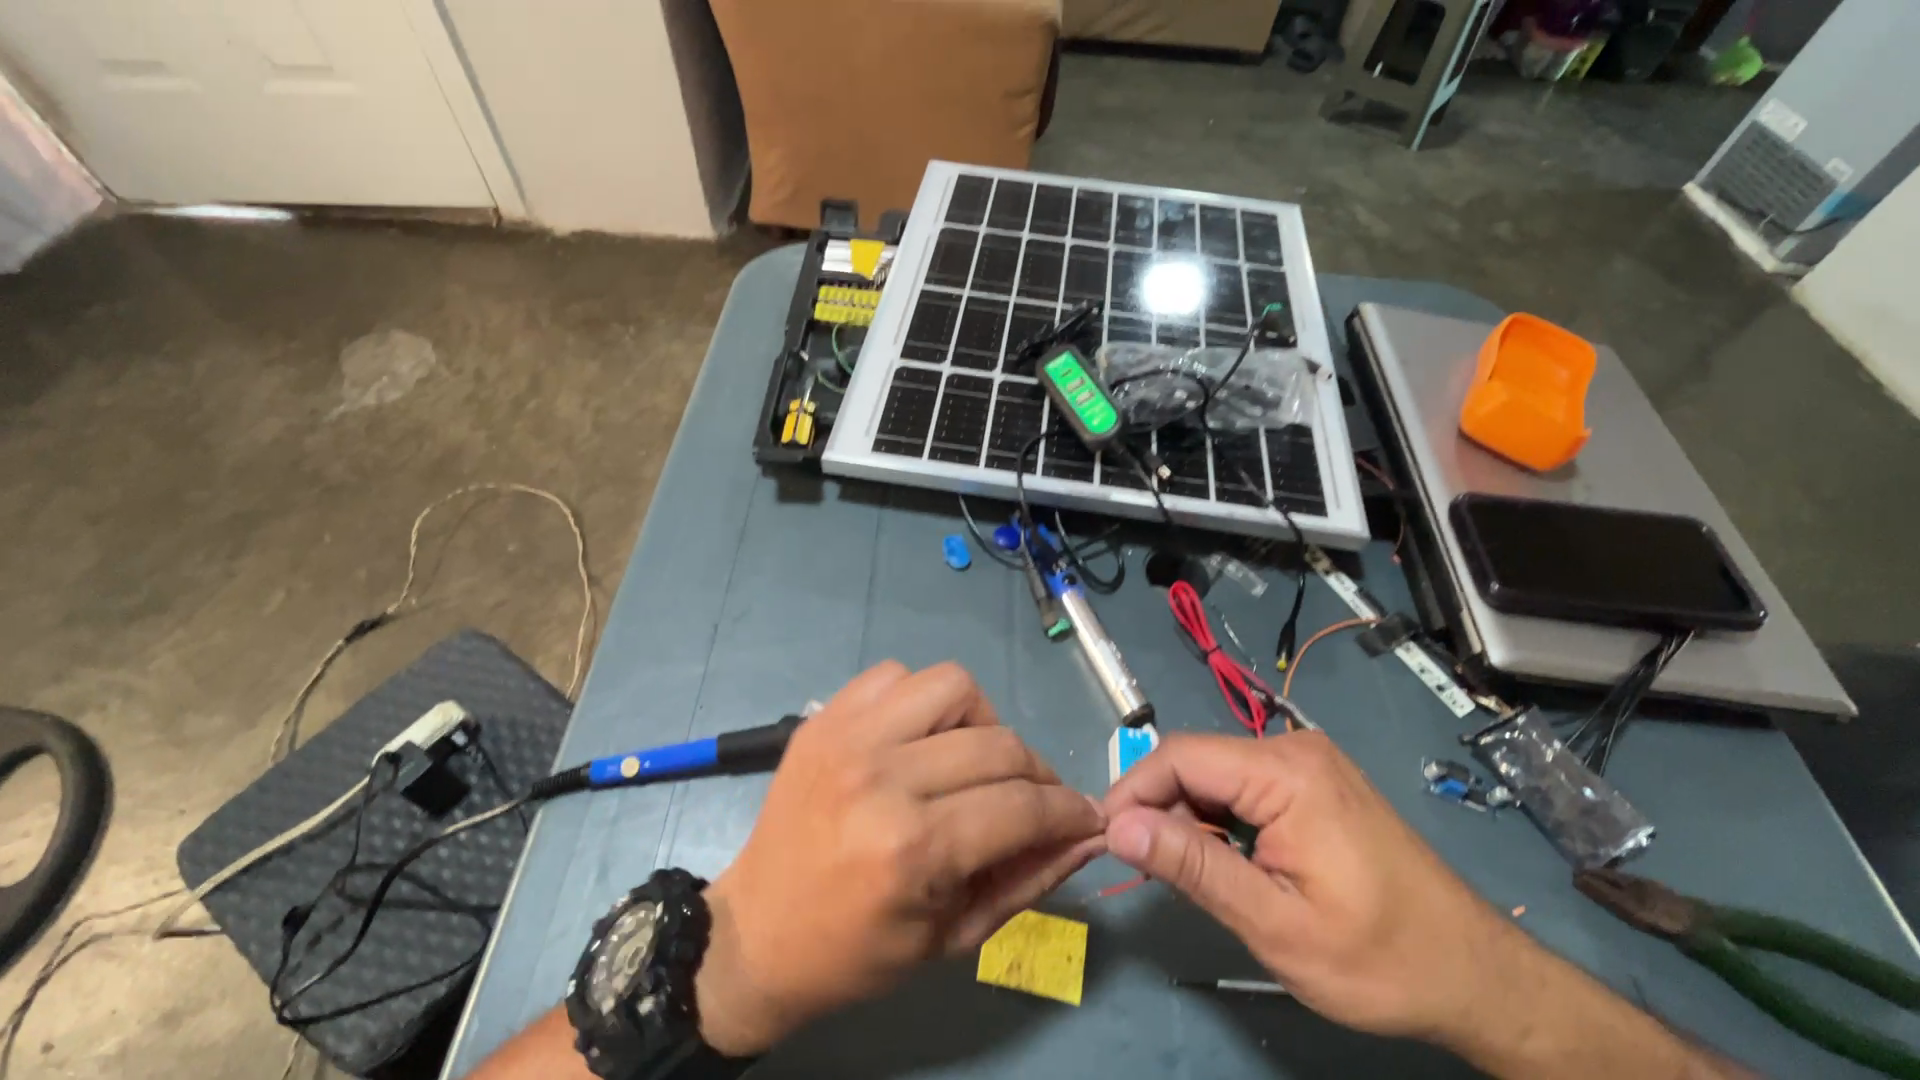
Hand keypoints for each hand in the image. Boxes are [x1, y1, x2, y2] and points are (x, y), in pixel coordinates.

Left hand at [696, 661, 1105, 1054]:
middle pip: (999, 745)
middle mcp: (882, 777)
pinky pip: (895, 675)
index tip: (1085, 817)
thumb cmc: (857, 952)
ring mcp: (847, 737)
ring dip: (980, 723)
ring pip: (952, 686)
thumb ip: (1029, 879)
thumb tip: (1089, 834)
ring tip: (972, 762)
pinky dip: (922, 701)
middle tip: (1035, 802)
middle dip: (1037, 775)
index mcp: (913, 847)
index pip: (1023, 806)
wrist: (757, 935)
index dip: (1069, 812)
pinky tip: (921, 740)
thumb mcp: (954, 936)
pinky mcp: (824, 718)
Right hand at [1102, 732, 1522, 1040]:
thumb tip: (1118, 825)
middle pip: (1197, 762)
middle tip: (1144, 870)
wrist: (1475, 976)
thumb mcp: (1274, 923)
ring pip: (1218, 776)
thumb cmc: (1378, 958)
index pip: (1180, 756)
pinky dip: (1220, 821)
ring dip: (1188, 818)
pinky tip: (1223, 863)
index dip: (1133, 792)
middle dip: (1159, 809)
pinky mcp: (1317, 786)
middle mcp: (1296, 751)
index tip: (1105, 840)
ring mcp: (1310, 766)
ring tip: (1183, 874)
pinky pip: (1246, 788)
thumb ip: (1193, 866)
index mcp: (1287, 773)